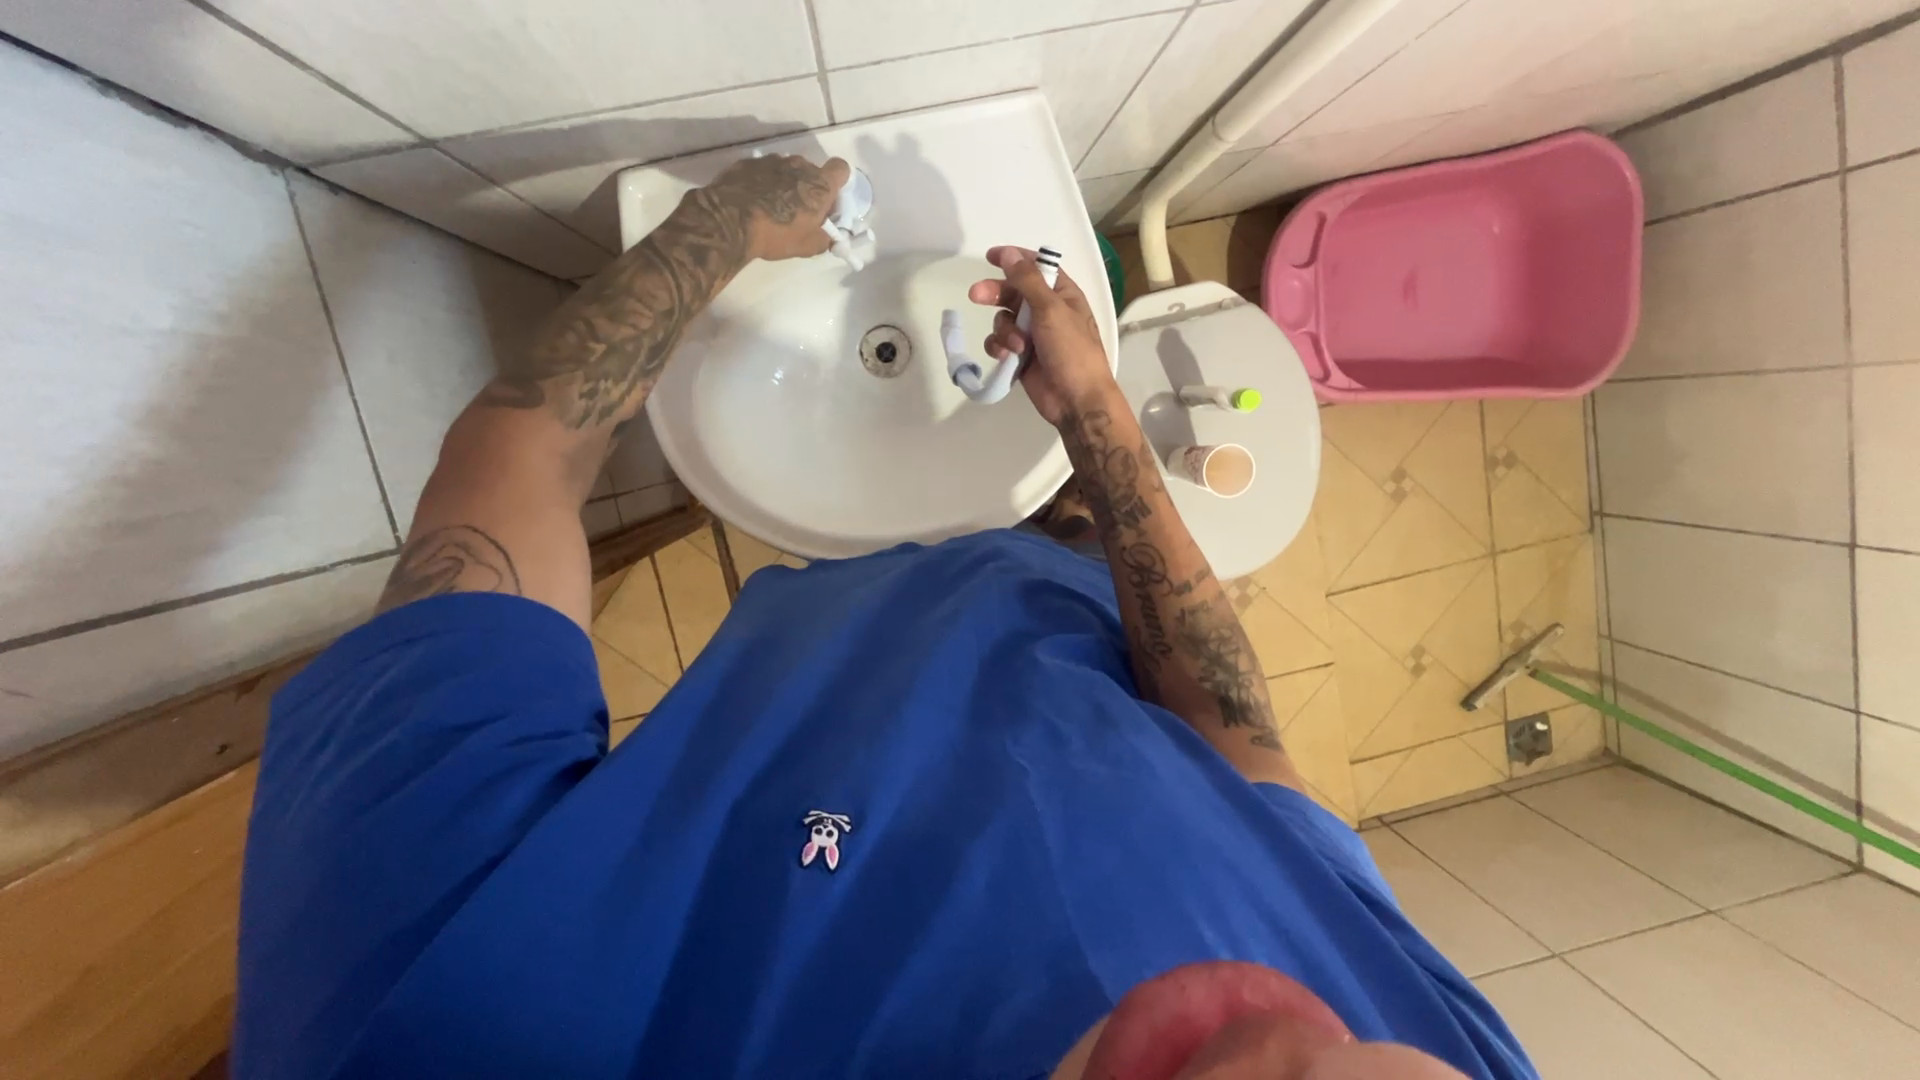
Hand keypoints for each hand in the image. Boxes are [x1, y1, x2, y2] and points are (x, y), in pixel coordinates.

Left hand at [694, 154, 851, 260]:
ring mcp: (773, 160)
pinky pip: (764, 170)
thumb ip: (825, 238)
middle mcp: (799, 165)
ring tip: (774, 206)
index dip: (838, 183)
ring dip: (786, 184)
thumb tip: (829, 237)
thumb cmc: (777, 234)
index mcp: (820, 184)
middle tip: (801, 211)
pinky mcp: (749, 162)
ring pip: (787, 170)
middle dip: (810, 187)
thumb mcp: (808, 245)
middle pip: (812, 171)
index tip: (830, 201)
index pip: (841, 169)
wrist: (730, 221)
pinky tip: (755, 200)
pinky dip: (764, 182)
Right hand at [968, 247, 1116, 426]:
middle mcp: (1046, 311)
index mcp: (1061, 294)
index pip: (1036, 267)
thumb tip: (1009, 254)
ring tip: (1016, 346)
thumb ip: (1027, 280)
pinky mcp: (1020, 357)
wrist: (1076, 399)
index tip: (990, 256)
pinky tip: (1006, 357)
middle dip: (995, 294)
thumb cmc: (1072, 350)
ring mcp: (1033, 335)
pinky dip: (999, 347)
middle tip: (976, 295)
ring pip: (1003, 320)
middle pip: (1013, 293)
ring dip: (1004, 330)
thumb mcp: (1051, 309)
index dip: (1014, 259)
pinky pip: (1000, 343)